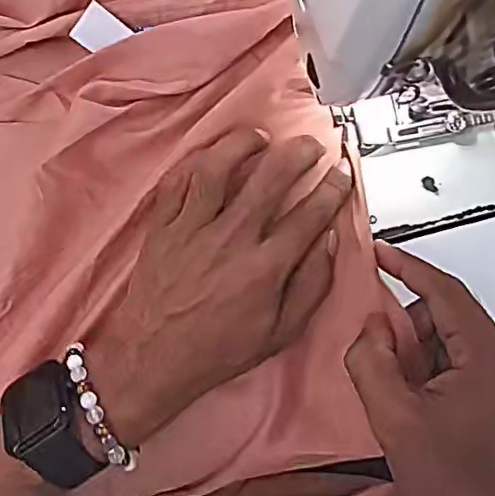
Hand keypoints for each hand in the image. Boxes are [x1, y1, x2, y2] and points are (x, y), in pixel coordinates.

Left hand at [86, 130, 353, 446]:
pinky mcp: (163, 227)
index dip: (331, 187)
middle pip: (270, 178)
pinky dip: (194, 164)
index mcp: (264, 267)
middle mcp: (230, 240)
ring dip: (241, 145)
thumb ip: (311, 286)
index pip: (309, 214)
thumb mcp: (279, 333)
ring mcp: (192, 229)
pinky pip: (177, 182)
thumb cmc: (215, 349)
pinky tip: (209, 159)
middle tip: (308, 145)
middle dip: (297, 153)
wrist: (154, 357)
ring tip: (257, 138)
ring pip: (218, 168)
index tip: (339, 172)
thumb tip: (328, 243)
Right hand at [343, 241, 494, 495]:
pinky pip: (473, 370)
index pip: (446, 293)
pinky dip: (440, 375)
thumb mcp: (394, 420)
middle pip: (451, 319)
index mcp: (492, 359)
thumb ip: (371, 361)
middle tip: (378, 360)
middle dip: (409, 330)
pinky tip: (422, 409)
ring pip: (460, 345)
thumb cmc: (450, 492)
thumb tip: (370, 327)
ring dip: (423, 357)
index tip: (379, 251)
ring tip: (401, 399)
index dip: (407, 267)